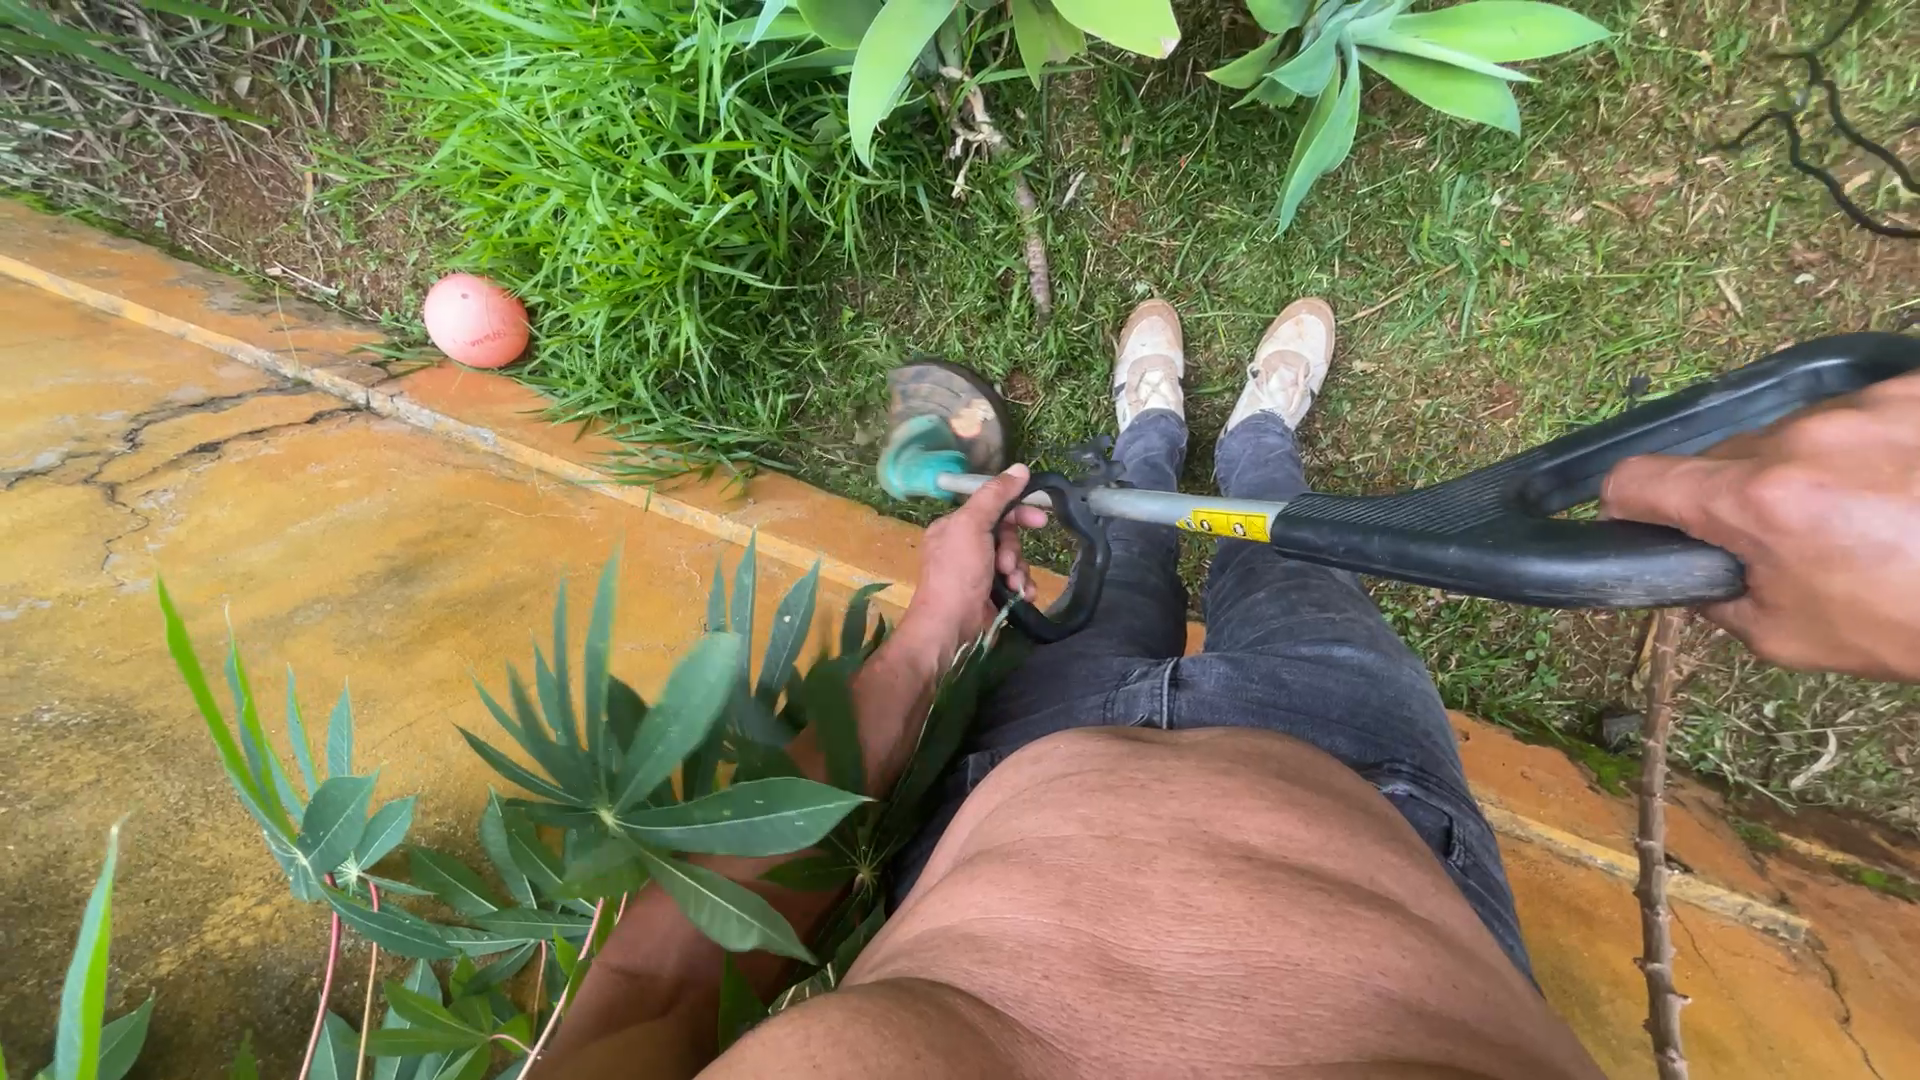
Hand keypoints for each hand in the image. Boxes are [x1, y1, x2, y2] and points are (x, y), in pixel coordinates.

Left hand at [898, 464, 1046, 659]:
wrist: (950, 626)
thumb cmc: (957, 572)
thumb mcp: (972, 525)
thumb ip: (995, 495)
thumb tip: (1021, 468)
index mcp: (954, 526)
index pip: (991, 508)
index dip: (1017, 511)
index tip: (1040, 518)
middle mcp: (964, 546)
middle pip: (1006, 534)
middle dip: (1014, 549)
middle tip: (1009, 563)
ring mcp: (977, 572)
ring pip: (1014, 559)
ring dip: (1019, 570)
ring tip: (1012, 584)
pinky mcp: (990, 594)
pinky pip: (1015, 581)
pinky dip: (1021, 587)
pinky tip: (1022, 596)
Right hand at [1601, 371, 1919, 680]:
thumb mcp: (1789, 636)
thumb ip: (1716, 595)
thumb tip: (1694, 565)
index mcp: (1758, 500)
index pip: (1634, 479)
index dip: (1627, 505)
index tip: (1648, 524)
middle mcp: (1805, 438)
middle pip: (1719, 457)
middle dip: (1736, 494)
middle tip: (1794, 536)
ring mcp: (1875, 406)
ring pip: (1792, 433)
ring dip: (1807, 467)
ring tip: (1877, 507)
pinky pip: (1863, 414)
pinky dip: (1872, 444)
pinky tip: (1914, 481)